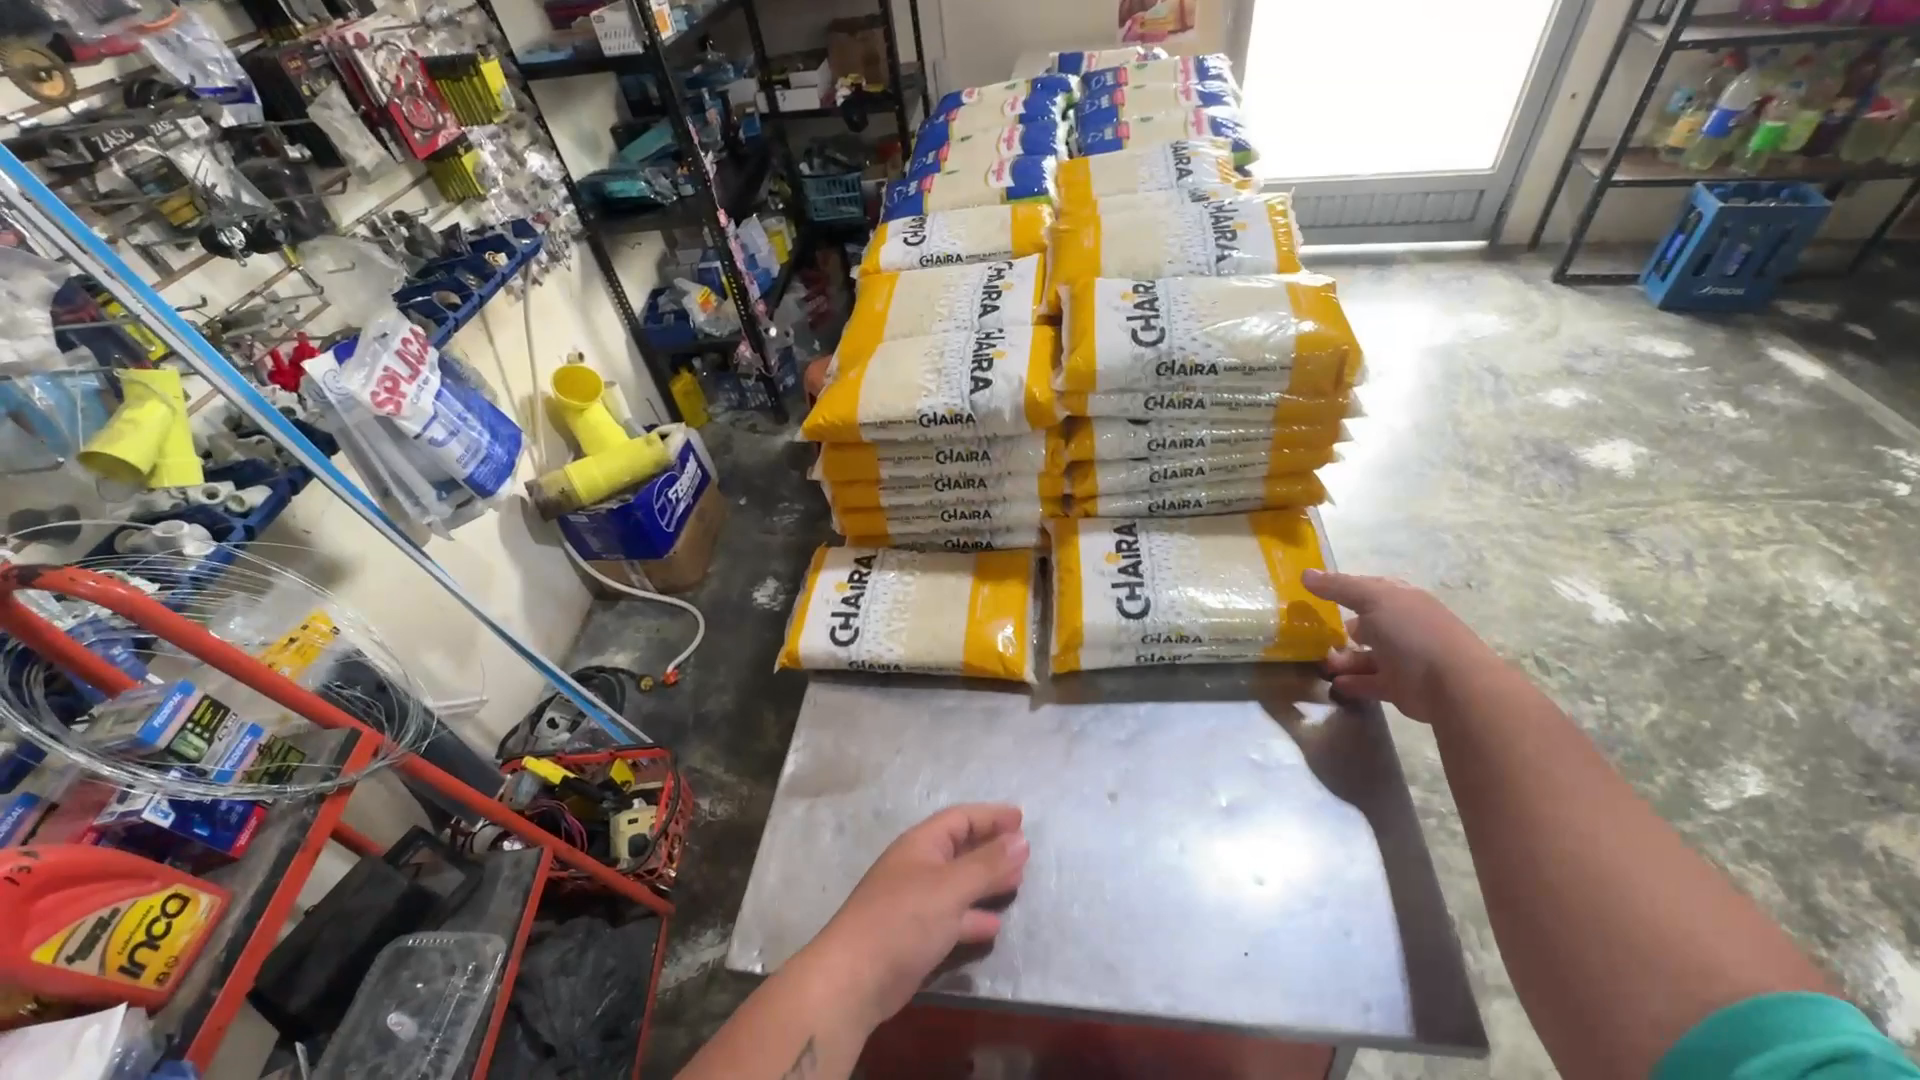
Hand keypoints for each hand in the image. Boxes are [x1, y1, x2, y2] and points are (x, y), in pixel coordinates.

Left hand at [799, 804, 1028, 1029]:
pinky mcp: (915, 936)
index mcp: (920, 846)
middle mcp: (917, 868)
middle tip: (1024, 852)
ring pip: (957, 885)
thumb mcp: (950, 887)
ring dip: (985, 883)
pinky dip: (973, 918)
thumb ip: (987, 864)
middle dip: (991, 848)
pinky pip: (952, 918)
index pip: (959, 819)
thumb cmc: (903, 920)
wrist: (855, 979)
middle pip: (959, 849)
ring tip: (1017, 883)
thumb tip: (1022, 839)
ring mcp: (915, 903)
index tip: (1021, 819)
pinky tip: (994, 926)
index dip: (990, 816)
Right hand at [1302, 569, 1504, 722]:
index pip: (1369, 590)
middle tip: (1311, 636)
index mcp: (1401, 600)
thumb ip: (1339, 587)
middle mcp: (1403, 626)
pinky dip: (1352, 682)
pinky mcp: (1399, 687)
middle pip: (1366, 625)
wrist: (1451, 684)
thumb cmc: (1412, 632)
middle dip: (1339, 630)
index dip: (1342, 590)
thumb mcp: (1374, 599)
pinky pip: (1369, 682)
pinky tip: (1333, 684)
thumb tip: (1305, 573)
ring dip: (1342, 659)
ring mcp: (1402, 657)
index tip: (1313, 595)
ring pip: (1365, 655)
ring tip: (1320, 664)